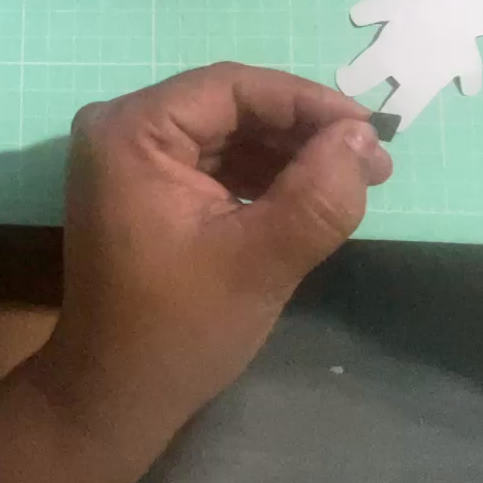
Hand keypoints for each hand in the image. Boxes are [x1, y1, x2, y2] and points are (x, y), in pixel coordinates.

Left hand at [24, 63, 390, 475]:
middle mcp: (121, 125)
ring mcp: (128, 153)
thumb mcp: (259, 263)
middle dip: (300, 130)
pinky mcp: (142, 179)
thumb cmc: (176, 332)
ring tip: (354, 176)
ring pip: (223, 129)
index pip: (229, 87)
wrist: (112, 395)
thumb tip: (362, 135)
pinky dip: (259, 172)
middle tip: (371, 158)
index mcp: (130, 130)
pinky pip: (210, 157)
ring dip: (286, 152)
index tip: (369, 128)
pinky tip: (307, 191)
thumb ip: (317, 196)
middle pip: (227, 105)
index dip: (305, 101)